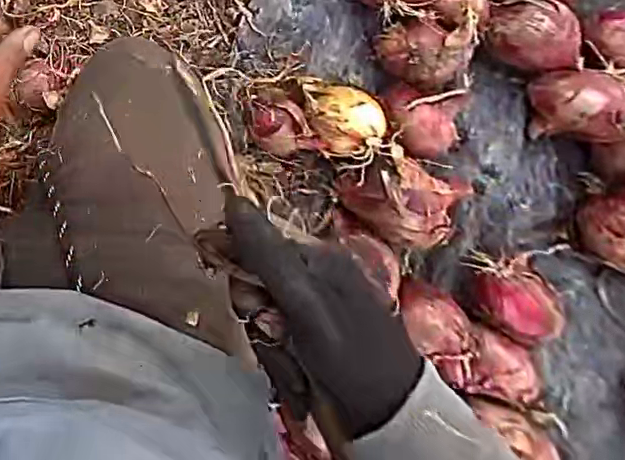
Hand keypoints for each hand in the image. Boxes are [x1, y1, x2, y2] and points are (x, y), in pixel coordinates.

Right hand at [225, 196, 424, 438]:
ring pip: (259, 316)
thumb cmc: (352, 354)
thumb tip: (232, 199)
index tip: (237, 287)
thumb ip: (266, 252)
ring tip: (294, 366)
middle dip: (256, 313)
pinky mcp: (307, 345)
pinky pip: (272, 342)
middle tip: (275, 333)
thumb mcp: (305, 300)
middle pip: (253, 280)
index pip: (257, 240)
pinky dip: (280, 363)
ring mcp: (309, 313)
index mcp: (316, 256)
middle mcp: (311, 278)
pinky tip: (298, 379)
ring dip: (269, 346)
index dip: (239, 262)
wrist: (392, 424)